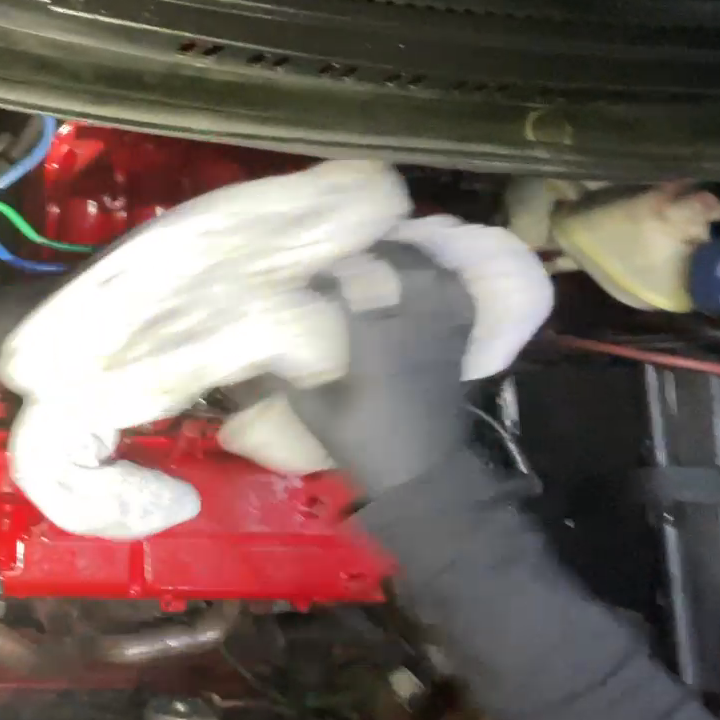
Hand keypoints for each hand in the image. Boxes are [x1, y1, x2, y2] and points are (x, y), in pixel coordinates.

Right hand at [286, 241, 475, 495]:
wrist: (423, 479)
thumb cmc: (363, 445)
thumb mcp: (314, 413)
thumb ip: (285, 376)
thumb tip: (257, 346)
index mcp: (375, 349)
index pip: (354, 291)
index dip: (330, 274)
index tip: (310, 274)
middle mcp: (414, 334)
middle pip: (410, 271)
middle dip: (384, 248)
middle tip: (357, 241)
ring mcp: (443, 339)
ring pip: (443, 279)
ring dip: (420, 255)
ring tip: (395, 244)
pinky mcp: (458, 347)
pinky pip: (462, 300)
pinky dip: (448, 279)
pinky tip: (429, 272)